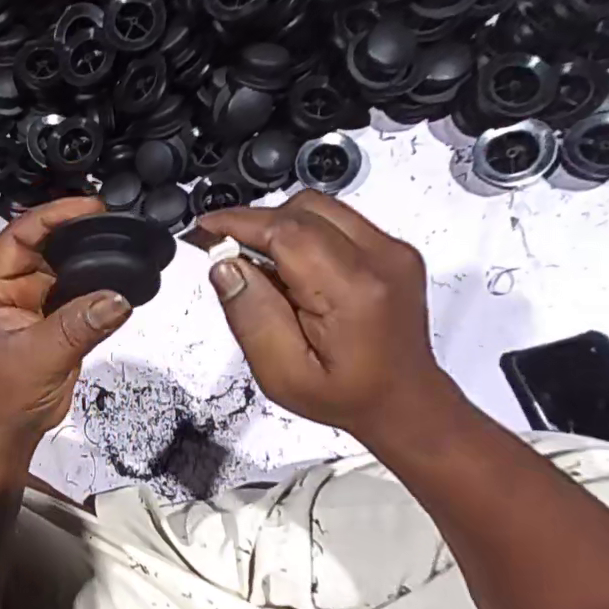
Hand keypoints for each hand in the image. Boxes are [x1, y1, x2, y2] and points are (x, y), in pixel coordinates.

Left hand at [0, 197, 131, 449]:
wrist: (13, 430)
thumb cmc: (4, 396)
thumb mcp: (39, 356)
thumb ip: (78, 327)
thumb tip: (115, 299)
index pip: (19, 236)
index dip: (50, 216)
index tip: (84, 208)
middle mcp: (17, 291)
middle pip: (46, 246)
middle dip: (75, 231)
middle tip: (108, 220)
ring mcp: (41, 307)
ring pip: (69, 270)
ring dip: (92, 260)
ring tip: (119, 244)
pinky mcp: (63, 323)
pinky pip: (85, 296)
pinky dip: (103, 289)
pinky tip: (121, 282)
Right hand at [200, 191, 467, 453]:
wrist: (401, 400)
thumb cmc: (347, 395)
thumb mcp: (281, 373)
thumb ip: (252, 317)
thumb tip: (225, 267)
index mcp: (354, 291)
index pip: (287, 230)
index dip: (239, 223)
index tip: (207, 228)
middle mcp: (381, 260)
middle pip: (303, 210)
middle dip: (257, 225)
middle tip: (227, 255)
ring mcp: (391, 251)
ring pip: (319, 209)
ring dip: (280, 228)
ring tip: (262, 270)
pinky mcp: (391, 250)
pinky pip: (336, 221)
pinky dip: (303, 236)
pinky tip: (292, 273)